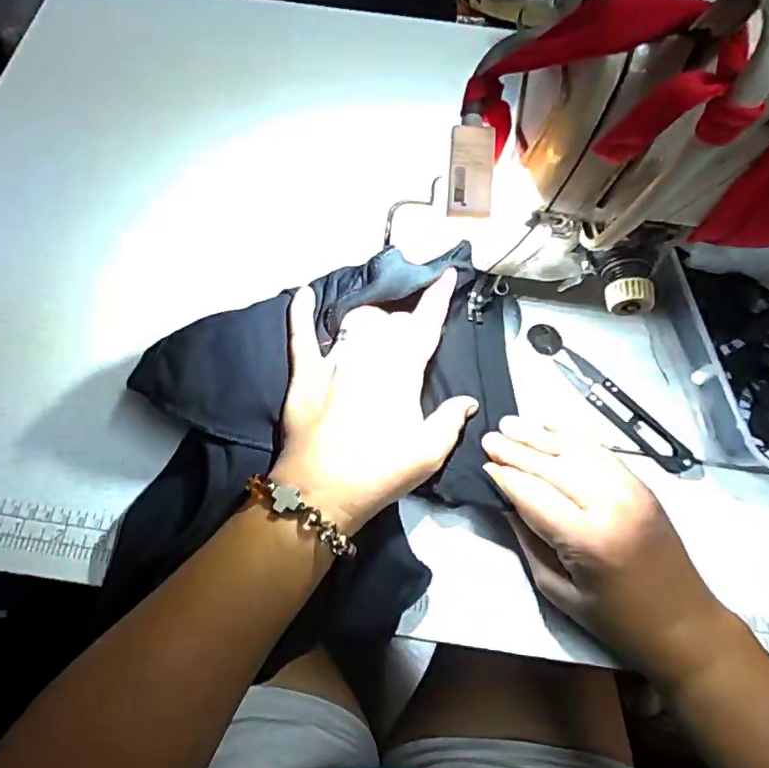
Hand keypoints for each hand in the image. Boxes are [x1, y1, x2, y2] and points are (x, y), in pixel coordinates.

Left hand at [275, 272, 478, 532]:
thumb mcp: (429, 453)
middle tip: (410, 346)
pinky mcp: (305, 373)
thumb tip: (467, 402)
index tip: (446, 274)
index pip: (425, 324)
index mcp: (403, 370)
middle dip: (405, 325)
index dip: (438, 297)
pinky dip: (302, 312)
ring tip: (378, 333)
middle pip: (392, 321)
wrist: (320, 493)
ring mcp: (334, 360)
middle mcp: (370, 354)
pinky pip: (302, 334)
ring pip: (357, 322)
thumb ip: (450, 420)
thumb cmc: (380, 472)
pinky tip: (304, 294)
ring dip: (371, 322)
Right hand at [481, 417, 746, 685]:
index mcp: (587, 539)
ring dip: (542, 436)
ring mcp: (630, 489)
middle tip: (489, 438)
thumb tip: (508, 504)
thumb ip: (530, 543)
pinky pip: (602, 451)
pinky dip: (574, 436)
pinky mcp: (642, 484)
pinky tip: (553, 428)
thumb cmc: (618, 620)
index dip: (506, 478)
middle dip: (517, 451)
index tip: (483, 464)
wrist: (683, 622)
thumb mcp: (561, 592)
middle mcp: (610, 504)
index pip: (535, 495)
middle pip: (554, 467)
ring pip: (577, 450)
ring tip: (512, 424)